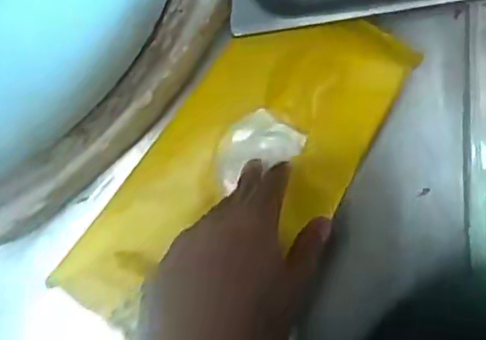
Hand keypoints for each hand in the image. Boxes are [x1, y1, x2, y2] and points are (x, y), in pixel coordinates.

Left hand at [143, 161, 330, 339]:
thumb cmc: (254, 319)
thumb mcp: (293, 288)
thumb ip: (309, 250)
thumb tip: (323, 221)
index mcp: (255, 218)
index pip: (271, 184)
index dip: (279, 173)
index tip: (284, 166)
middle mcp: (220, 220)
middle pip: (238, 192)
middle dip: (250, 180)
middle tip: (255, 167)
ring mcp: (187, 242)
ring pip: (211, 217)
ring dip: (225, 213)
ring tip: (232, 219)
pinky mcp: (162, 268)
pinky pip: (188, 244)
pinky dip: (200, 242)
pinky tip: (203, 257)